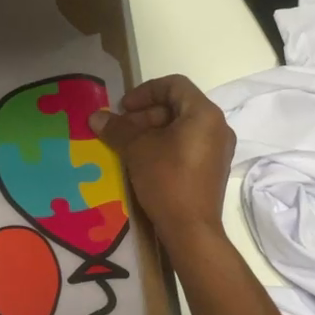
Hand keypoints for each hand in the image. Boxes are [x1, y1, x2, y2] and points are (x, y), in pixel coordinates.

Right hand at [90, 75, 234, 240]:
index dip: (145, 91)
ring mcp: (219, 149)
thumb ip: (117, 129)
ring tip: (129, 146)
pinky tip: (145, 161)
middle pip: (178, 106)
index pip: (174, 85)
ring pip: (182, 127)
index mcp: (204, 113)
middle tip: (121, 129)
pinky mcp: (213, 168)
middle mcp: (218, 126)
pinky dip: (166, 145)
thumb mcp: (137, 150)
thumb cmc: (167, 180)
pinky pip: (189, 145)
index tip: (123, 108)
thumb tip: (95, 117)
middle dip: (145, 114)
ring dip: (153, 130)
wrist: (191, 229)